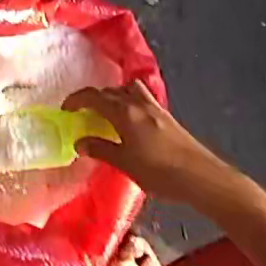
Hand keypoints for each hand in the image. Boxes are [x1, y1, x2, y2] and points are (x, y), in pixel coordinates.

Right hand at [64, 80, 237, 206]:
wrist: (199, 175)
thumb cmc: (158, 172)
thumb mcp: (125, 163)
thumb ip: (101, 149)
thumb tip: (80, 142)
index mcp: (124, 112)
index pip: (94, 97)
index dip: (77, 100)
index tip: (65, 109)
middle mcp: (138, 103)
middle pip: (110, 92)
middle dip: (93, 99)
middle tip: (82, 114)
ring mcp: (154, 107)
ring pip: (128, 90)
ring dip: (114, 95)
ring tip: (107, 112)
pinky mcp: (165, 115)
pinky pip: (141, 97)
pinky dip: (130, 100)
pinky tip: (130, 119)